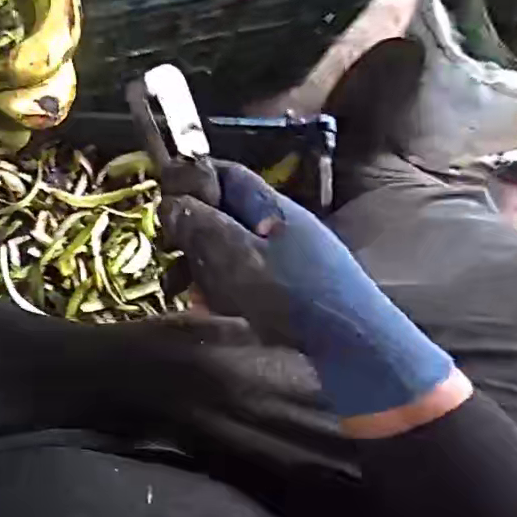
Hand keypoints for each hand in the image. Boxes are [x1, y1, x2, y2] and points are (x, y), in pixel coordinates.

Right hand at [159, 162, 465, 426]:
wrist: (351, 342)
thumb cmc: (290, 292)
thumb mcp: (236, 256)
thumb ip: (201, 227)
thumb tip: (170, 203)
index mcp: (269, 205)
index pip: (224, 174)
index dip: (192, 181)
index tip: (166, 200)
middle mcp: (281, 224)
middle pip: (226, 212)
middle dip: (195, 230)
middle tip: (172, 251)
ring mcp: (290, 255)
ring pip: (234, 246)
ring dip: (208, 263)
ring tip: (191, 286)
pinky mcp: (292, 285)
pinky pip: (248, 274)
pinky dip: (226, 285)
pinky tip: (217, 306)